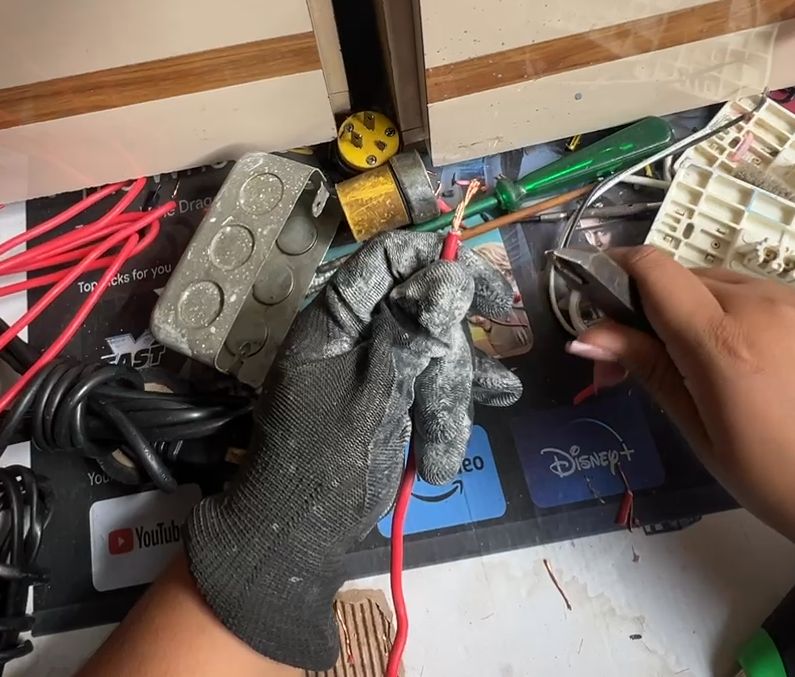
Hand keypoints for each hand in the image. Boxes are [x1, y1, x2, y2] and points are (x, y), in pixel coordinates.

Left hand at [186, 232, 520, 669]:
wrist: (297, 535)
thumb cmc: (322, 463)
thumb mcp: (373, 396)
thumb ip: (412, 334)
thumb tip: (450, 275)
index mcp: (337, 316)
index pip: (391, 258)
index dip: (441, 263)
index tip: (490, 293)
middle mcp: (359, 329)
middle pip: (424, 310)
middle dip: (448, 359)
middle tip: (453, 396)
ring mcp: (378, 362)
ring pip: (436, 350)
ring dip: (452, 395)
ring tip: (442, 450)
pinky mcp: (394, 393)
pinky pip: (434, 380)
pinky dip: (456, 399)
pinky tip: (497, 399)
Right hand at [567, 247, 794, 598]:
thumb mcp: (708, 437)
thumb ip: (649, 371)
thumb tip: (585, 336)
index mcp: (724, 340)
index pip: (650, 266)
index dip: (611, 271)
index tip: (593, 307)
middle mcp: (759, 302)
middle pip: (678, 278)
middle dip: (645, 310)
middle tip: (638, 368)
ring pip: (717, 285)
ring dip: (689, 313)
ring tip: (698, 375)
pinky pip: (756, 296)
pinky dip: (730, 316)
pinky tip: (749, 370)